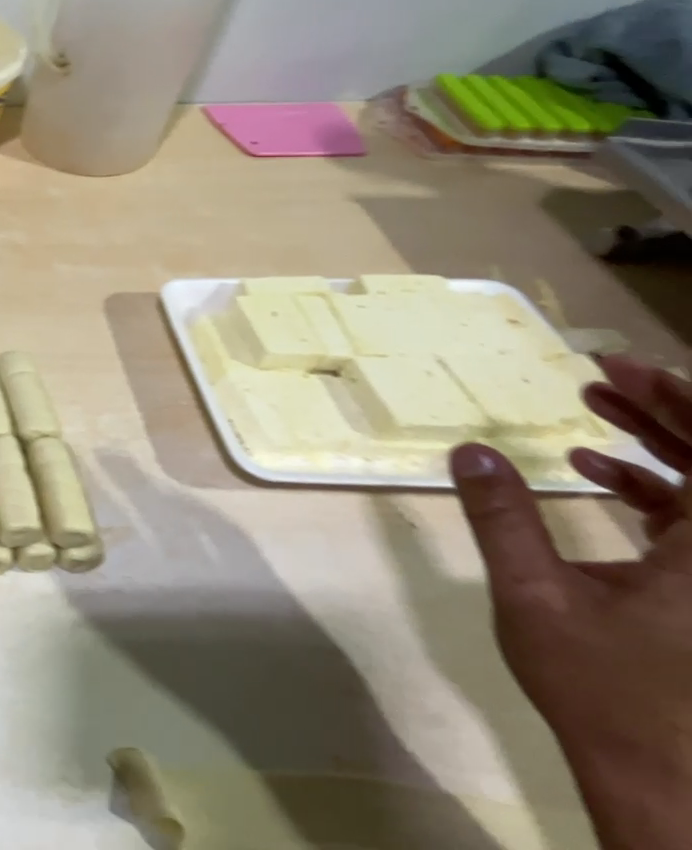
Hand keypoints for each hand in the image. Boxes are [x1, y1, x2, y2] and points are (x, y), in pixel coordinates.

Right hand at [450, 357, 691, 849]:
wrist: (665, 776)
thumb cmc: (601, 685)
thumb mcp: (535, 596)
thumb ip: (504, 518)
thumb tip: (469, 450)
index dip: (673, 398)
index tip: (611, 364)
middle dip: (666, 408)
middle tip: (600, 376)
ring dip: (660, 443)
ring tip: (598, 408)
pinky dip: (656, 487)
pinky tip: (596, 473)